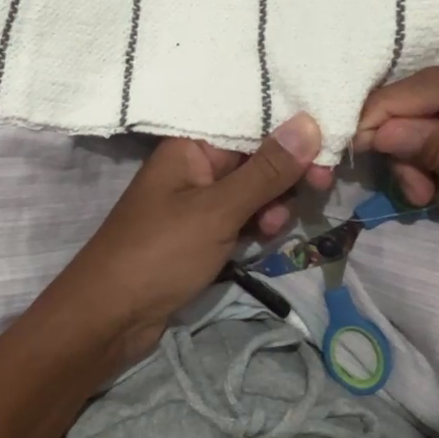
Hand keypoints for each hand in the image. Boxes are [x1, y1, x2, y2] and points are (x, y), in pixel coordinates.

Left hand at [37, 114, 323, 366]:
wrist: (109, 316)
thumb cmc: (159, 253)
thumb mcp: (217, 210)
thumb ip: (266, 170)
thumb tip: (307, 121)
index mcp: (188, 146)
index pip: (247, 122)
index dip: (289, 131)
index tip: (329, 145)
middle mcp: (191, 167)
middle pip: (253, 156)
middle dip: (286, 171)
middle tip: (321, 186)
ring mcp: (194, 202)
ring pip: (251, 191)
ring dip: (272, 203)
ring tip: (274, 225)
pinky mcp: (199, 234)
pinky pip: (239, 218)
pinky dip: (255, 225)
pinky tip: (264, 238)